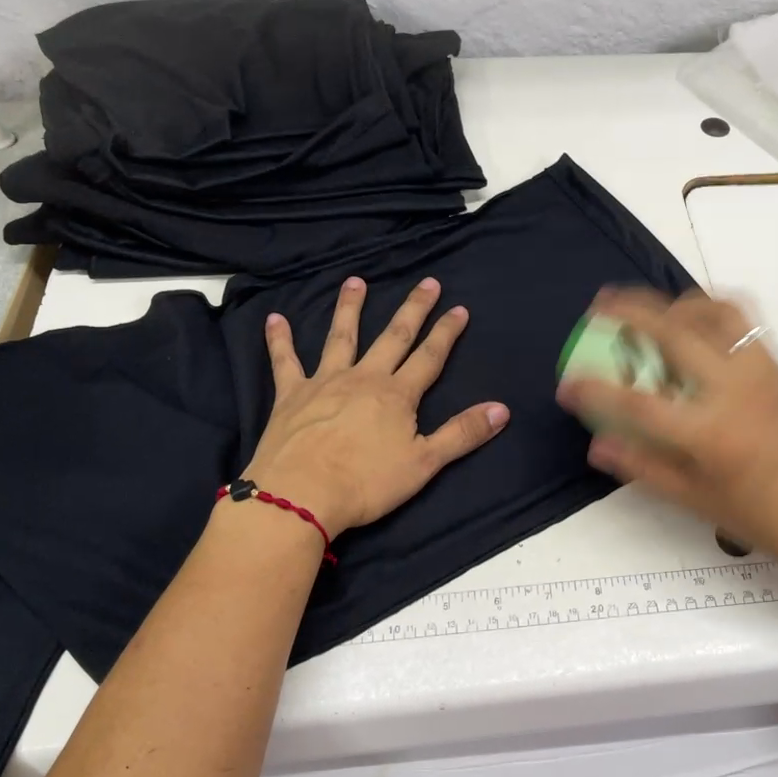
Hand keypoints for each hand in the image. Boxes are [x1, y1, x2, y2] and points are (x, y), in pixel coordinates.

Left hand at [244, 276, 508, 534]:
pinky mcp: (291, 395)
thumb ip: (463, 433)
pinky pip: (285, 361)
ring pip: (341, 337)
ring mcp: (325, 382)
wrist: (301, 494)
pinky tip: (275, 319)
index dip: (446, 332)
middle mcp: (364, 378)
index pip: (429, 356)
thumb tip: (503, 409)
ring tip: (356, 282)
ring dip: (350, 308)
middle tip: (427, 283)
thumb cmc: (367, 483)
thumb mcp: (425, 462)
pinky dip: (279, 339)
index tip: (459, 308)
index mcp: (397, 394)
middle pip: (393, 337)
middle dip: (413, 309)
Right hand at [556, 287, 777, 568]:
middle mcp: (733, 387)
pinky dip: (709, 309)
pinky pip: (740, 319)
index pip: (636, 401)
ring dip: (672, 301)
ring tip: (649, 310)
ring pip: (711, 310)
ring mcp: (760, 368)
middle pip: (672, 329)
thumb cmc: (774, 520)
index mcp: (710, 432)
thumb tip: (598, 444)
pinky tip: (695, 324)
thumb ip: (647, 469)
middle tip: (599, 306)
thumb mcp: (702, 505)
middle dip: (628, 310)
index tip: (566, 384)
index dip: (593, 389)